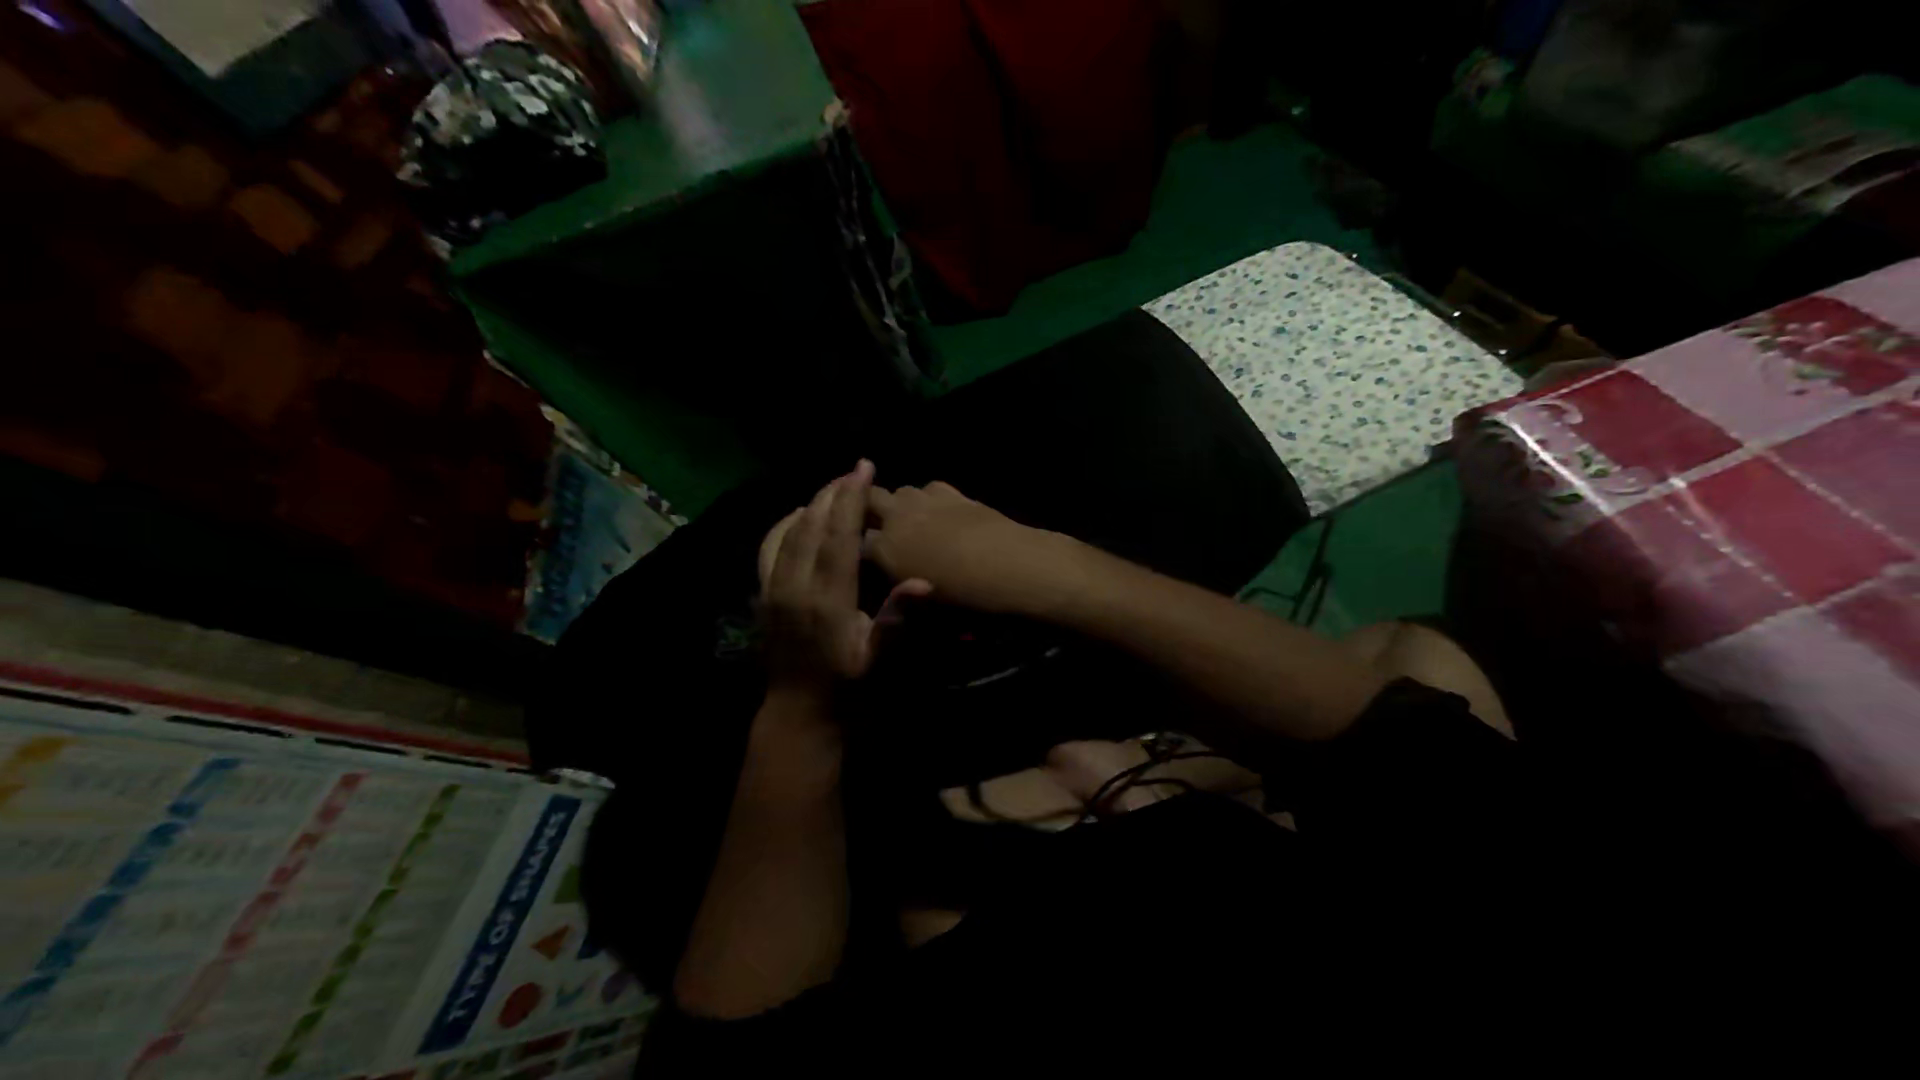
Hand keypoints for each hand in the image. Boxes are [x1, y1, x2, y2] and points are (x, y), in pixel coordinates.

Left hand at [758, 461, 929, 694]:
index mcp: (827, 599)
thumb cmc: (846, 686)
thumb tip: (924, 582)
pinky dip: (784, 524)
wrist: (798, 711)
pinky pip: (769, 548)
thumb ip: (897, 619)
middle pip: (810, 525)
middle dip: (832, 492)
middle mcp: (795, 586)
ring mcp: (774, 589)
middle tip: (853, 470)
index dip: (850, 499)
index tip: (863, 469)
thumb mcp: (877, 659)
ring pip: (788, 532)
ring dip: (811, 504)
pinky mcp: (764, 595)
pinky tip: (798, 516)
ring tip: (833, 487)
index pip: (838, 536)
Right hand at [864, 482, 1079, 615]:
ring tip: (908, 522)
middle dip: (866, 510)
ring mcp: (926, 501)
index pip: (852, 540)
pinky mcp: (954, 494)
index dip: (855, 548)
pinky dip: (929, 499)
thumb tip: (896, 594)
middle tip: (875, 530)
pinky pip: (930, 488)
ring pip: (899, 490)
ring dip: (899, 504)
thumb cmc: (966, 601)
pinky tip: (939, 513)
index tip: (861, 559)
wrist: (1012, 568)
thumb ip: (902, 598)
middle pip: (867, 499)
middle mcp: (897, 519)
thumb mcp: (925, 613)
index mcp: (884, 550)